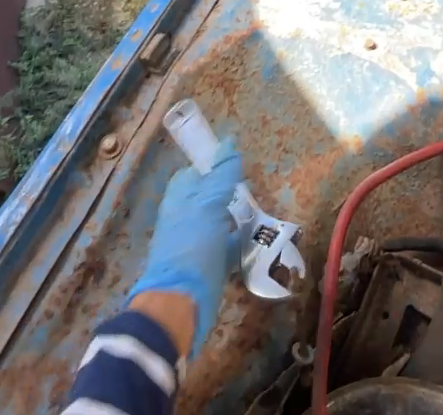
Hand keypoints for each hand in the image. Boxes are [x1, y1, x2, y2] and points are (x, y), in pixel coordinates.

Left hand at [128, 139, 243, 357]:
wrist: (181, 302)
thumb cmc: (192, 245)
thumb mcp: (208, 204)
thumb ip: (220, 174)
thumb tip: (229, 140)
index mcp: (180, 197)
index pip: (196, 172)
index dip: (215, 165)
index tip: (239, 165)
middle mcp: (186, 216)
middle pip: (210, 196)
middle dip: (231, 192)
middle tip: (256, 190)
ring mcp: (197, 242)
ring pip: (220, 221)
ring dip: (239, 216)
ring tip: (262, 211)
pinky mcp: (210, 264)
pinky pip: (228, 246)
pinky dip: (242, 241)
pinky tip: (260, 240)